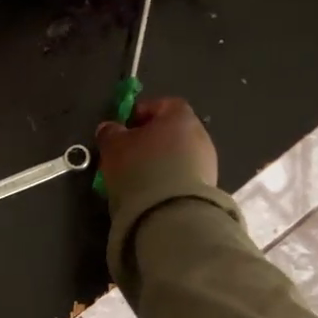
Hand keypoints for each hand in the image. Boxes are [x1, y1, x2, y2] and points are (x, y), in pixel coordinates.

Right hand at [95, 97, 219, 189]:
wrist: (171, 212)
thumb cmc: (140, 167)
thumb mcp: (113, 146)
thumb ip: (110, 132)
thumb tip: (110, 128)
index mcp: (179, 116)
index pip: (162, 104)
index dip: (141, 113)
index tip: (124, 128)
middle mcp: (199, 134)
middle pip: (172, 130)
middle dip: (151, 139)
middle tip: (128, 153)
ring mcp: (207, 161)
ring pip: (178, 154)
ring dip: (161, 160)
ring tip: (139, 176)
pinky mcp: (207, 186)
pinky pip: (184, 174)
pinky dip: (170, 178)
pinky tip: (153, 191)